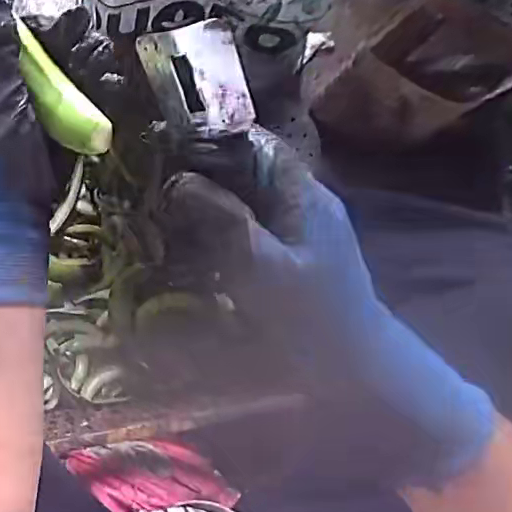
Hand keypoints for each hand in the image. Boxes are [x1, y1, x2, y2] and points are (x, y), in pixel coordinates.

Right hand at [159, 127, 495, 487]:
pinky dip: (214, 224)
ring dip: (205, 195)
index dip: (212, 134)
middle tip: (150, 174)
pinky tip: (185, 237)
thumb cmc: (316, 321)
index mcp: (302, 194)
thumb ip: (226, 221)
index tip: (165, 139)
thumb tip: (179, 181)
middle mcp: (299, 203)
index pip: (255, 142)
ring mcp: (294, 231)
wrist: (361, 377)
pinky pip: (244, 225)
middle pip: (244, 167)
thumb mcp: (266, 269)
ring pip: (242, 196)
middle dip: (199, 166)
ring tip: (157, 201)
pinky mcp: (285, 257)